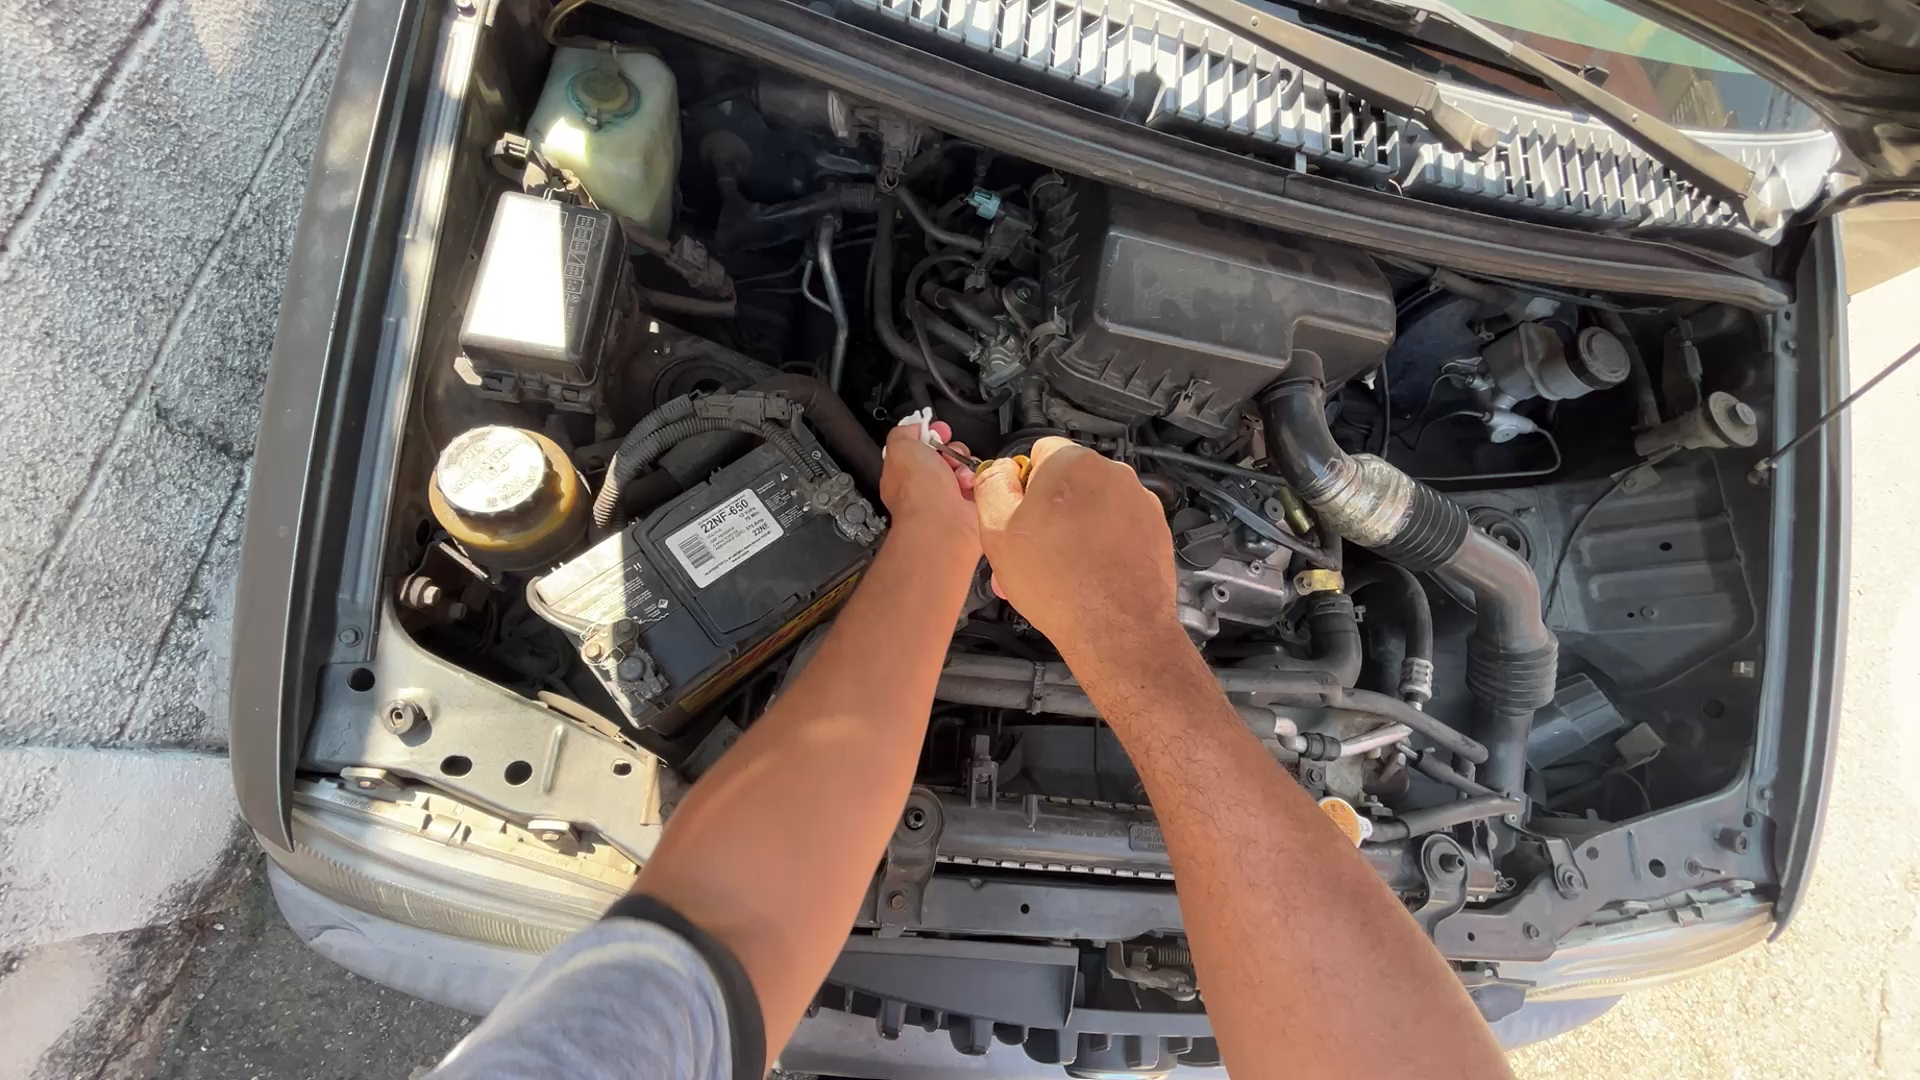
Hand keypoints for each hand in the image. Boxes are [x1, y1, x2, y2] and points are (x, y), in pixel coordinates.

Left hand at [880, 420, 978, 559]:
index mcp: (905, 473)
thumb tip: (917, 426)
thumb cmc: (917, 489)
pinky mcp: (971, 505)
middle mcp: (927, 486)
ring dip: (966, 464)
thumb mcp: (900, 446)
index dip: (931, 435)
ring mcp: (950, 497)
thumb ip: (905, 432)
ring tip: (960, 474)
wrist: (942, 520)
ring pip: (965, 466)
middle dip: (951, 449)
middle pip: (946, 455)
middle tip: (948, 454)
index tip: (939, 431)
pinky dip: (979, 479)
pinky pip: (980, 481)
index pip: (920, 448)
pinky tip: (971, 484)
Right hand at [973, 438, 1179, 652]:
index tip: (1019, 516)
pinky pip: (1119, 527)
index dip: (1022, 486)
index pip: (1039, 452)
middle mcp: (1113, 473)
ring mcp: (1140, 501)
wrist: (1116, 628)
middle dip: (1051, 508)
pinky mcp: (1156, 530)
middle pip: (1069, 480)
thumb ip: (992, 487)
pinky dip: (1105, 543)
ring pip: (1094, 505)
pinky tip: (1091, 573)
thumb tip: (999, 470)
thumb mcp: (997, 531)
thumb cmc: (1058, 582)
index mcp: (1072, 463)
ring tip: (1064, 568)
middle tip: (1036, 550)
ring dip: (1077, 527)